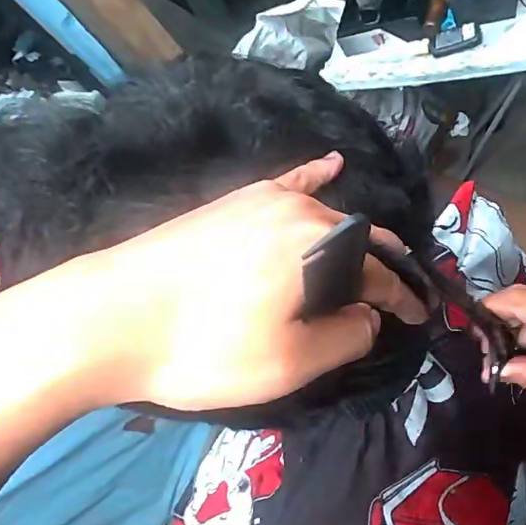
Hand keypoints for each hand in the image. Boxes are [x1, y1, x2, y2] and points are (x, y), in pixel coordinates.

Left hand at [6, 153, 426, 410]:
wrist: (105, 321)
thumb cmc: (205, 348)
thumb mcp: (292, 361)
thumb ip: (348, 337)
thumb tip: (370, 315)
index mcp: (322, 247)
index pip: (382, 275)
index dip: (406, 300)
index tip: (421, 318)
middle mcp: (301, 212)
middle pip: (361, 239)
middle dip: (388, 268)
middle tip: (402, 297)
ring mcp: (262, 200)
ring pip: (329, 213)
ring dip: (358, 237)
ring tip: (376, 257)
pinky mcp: (231, 201)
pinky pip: (287, 182)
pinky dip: (314, 175)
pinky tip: (331, 163)